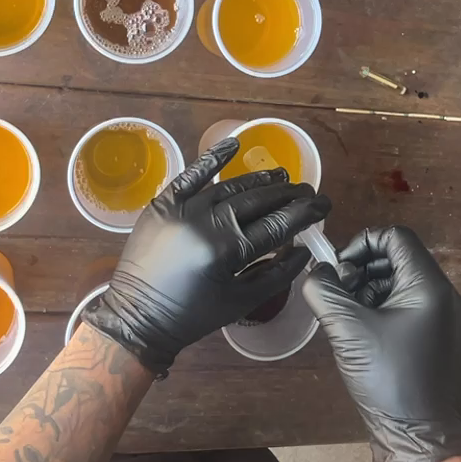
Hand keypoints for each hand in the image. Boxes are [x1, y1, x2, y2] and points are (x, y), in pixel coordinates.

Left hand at [87, 136, 330, 375]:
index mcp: (227, 251)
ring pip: (230, 186)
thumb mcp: (242, 302)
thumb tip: (304, 247)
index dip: (305, 213)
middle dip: (287, 194)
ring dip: (259, 180)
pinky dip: (213, 157)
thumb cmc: (194, 315)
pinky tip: (235, 144)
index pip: (277, 224)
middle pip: (257, 201)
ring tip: (280, 176)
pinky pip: (191, 174)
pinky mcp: (163, 202)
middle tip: (307, 189)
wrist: (137, 317)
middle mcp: (206, 223)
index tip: (323, 204)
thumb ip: (279, 273)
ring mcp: (182, 208)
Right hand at [301, 226, 460, 461]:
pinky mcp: (437, 337)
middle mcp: (442, 295)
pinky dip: (381, 307)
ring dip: (368, 288)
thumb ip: (325, 291)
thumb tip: (318, 272)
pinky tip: (360, 330)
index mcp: (428, 285)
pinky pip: (407, 305)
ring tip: (346, 315)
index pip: (395, 237)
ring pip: (399, 282)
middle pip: (397, 258)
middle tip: (339, 294)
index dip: (361, 243)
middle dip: (362, 269)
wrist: (420, 438)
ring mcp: (443, 318)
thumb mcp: (347, 330)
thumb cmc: (388, 378)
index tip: (339, 269)